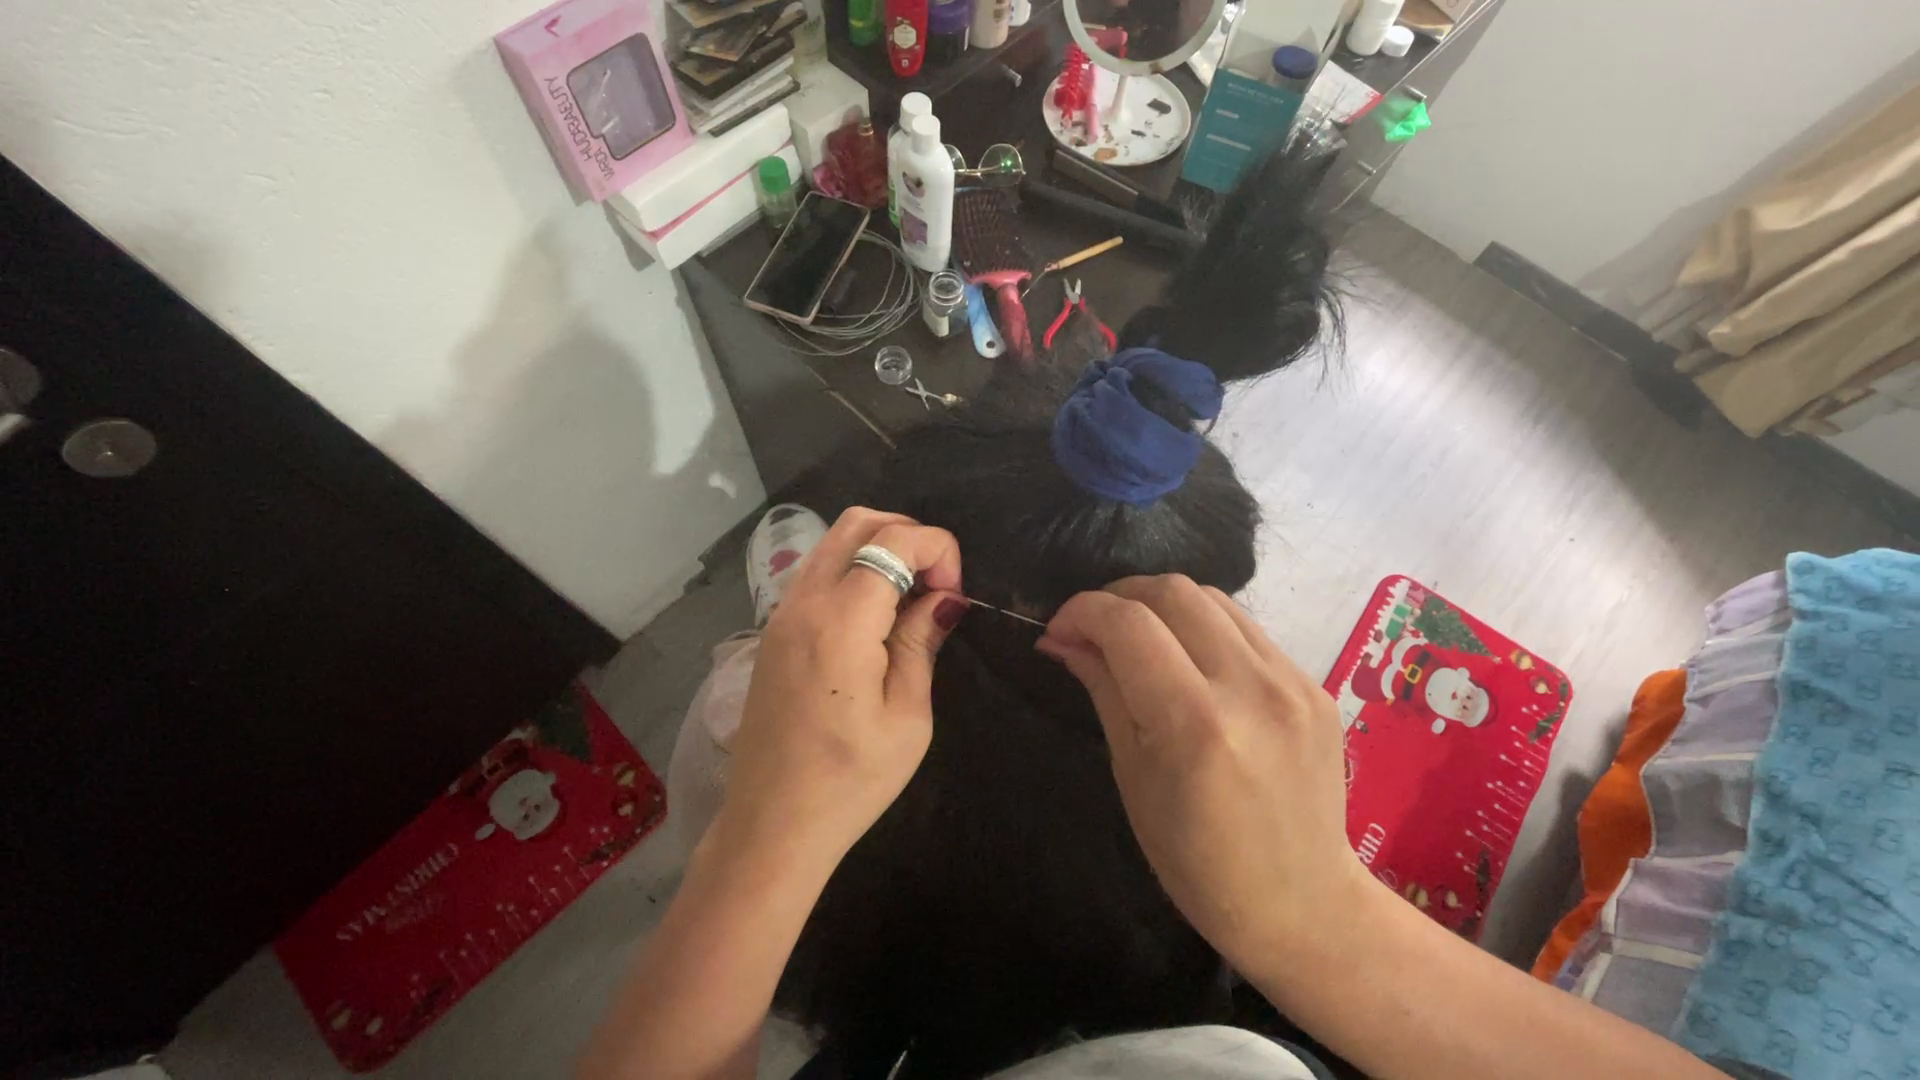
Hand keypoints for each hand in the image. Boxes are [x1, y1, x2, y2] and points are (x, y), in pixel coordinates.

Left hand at [718, 507, 966, 867]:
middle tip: (935, 586)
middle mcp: (803, 603)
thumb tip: (942, 597)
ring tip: (909, 600)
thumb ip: (920, 642)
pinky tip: (874, 617)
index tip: (954, 597)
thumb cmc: (850, 781)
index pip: (893, 540)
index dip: (938, 550)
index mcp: (840, 621)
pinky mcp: (772, 632)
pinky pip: (816, 572)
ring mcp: (780, 614)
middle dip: (908, 536)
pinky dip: (852, 570)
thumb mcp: (907, 718)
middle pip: (858, 522)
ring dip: (879, 549)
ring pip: (832, 542)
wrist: (771, 825)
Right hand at [1037, 575, 1371, 970]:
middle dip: (1120, 596)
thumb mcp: (1132, 776)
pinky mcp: (1315, 685)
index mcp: (1195, 723)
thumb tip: (1061, 638)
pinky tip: (1191, 663)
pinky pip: (1247, 629)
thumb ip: (1103, 690)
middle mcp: (1250, 687)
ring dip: (1163, 606)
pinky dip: (1204, 629)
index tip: (1059, 629)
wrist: (1302, 904)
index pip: (1128, 624)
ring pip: (1213, 599)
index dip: (1082, 611)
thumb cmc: (1196, 859)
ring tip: (1140, 639)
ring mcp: (1292, 682)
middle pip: (1173, 591)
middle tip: (1095, 628)